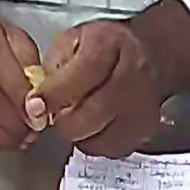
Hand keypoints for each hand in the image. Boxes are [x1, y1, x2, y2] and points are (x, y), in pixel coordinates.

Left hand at [32, 0, 189, 156]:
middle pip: (89, 116)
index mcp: (109, 45)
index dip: (52, 96)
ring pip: (97, 139)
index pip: (77, 77)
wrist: (152, 55)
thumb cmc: (109, 48)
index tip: (36, 106)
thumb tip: (38, 102)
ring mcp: (141, 108)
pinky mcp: (142, 132)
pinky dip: (95, 141)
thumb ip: (53, 67)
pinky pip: (108, 150)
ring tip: (81, 115)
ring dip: (81, 133)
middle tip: (58, 114)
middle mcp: (131, 77)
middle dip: (65, 121)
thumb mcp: (76, 40)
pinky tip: (96, 125)